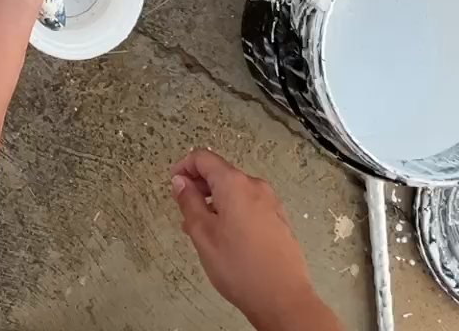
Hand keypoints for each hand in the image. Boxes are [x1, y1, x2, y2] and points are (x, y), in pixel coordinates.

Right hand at [170, 149, 341, 330]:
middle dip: (199, 187)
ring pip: (235, 191)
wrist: (284, 300)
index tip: (175, 183)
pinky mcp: (278, 218)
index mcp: (234, 183)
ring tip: (204, 230)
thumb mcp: (203, 234)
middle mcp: (254, 185)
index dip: (184, 167)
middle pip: (220, 173)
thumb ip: (188, 202)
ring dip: (215, 201)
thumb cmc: (240, 268)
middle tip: (185, 210)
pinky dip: (233, 211)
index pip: (203, 158)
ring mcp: (270, 202)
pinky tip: (228, 238)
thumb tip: (180, 181)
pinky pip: (249, 204)